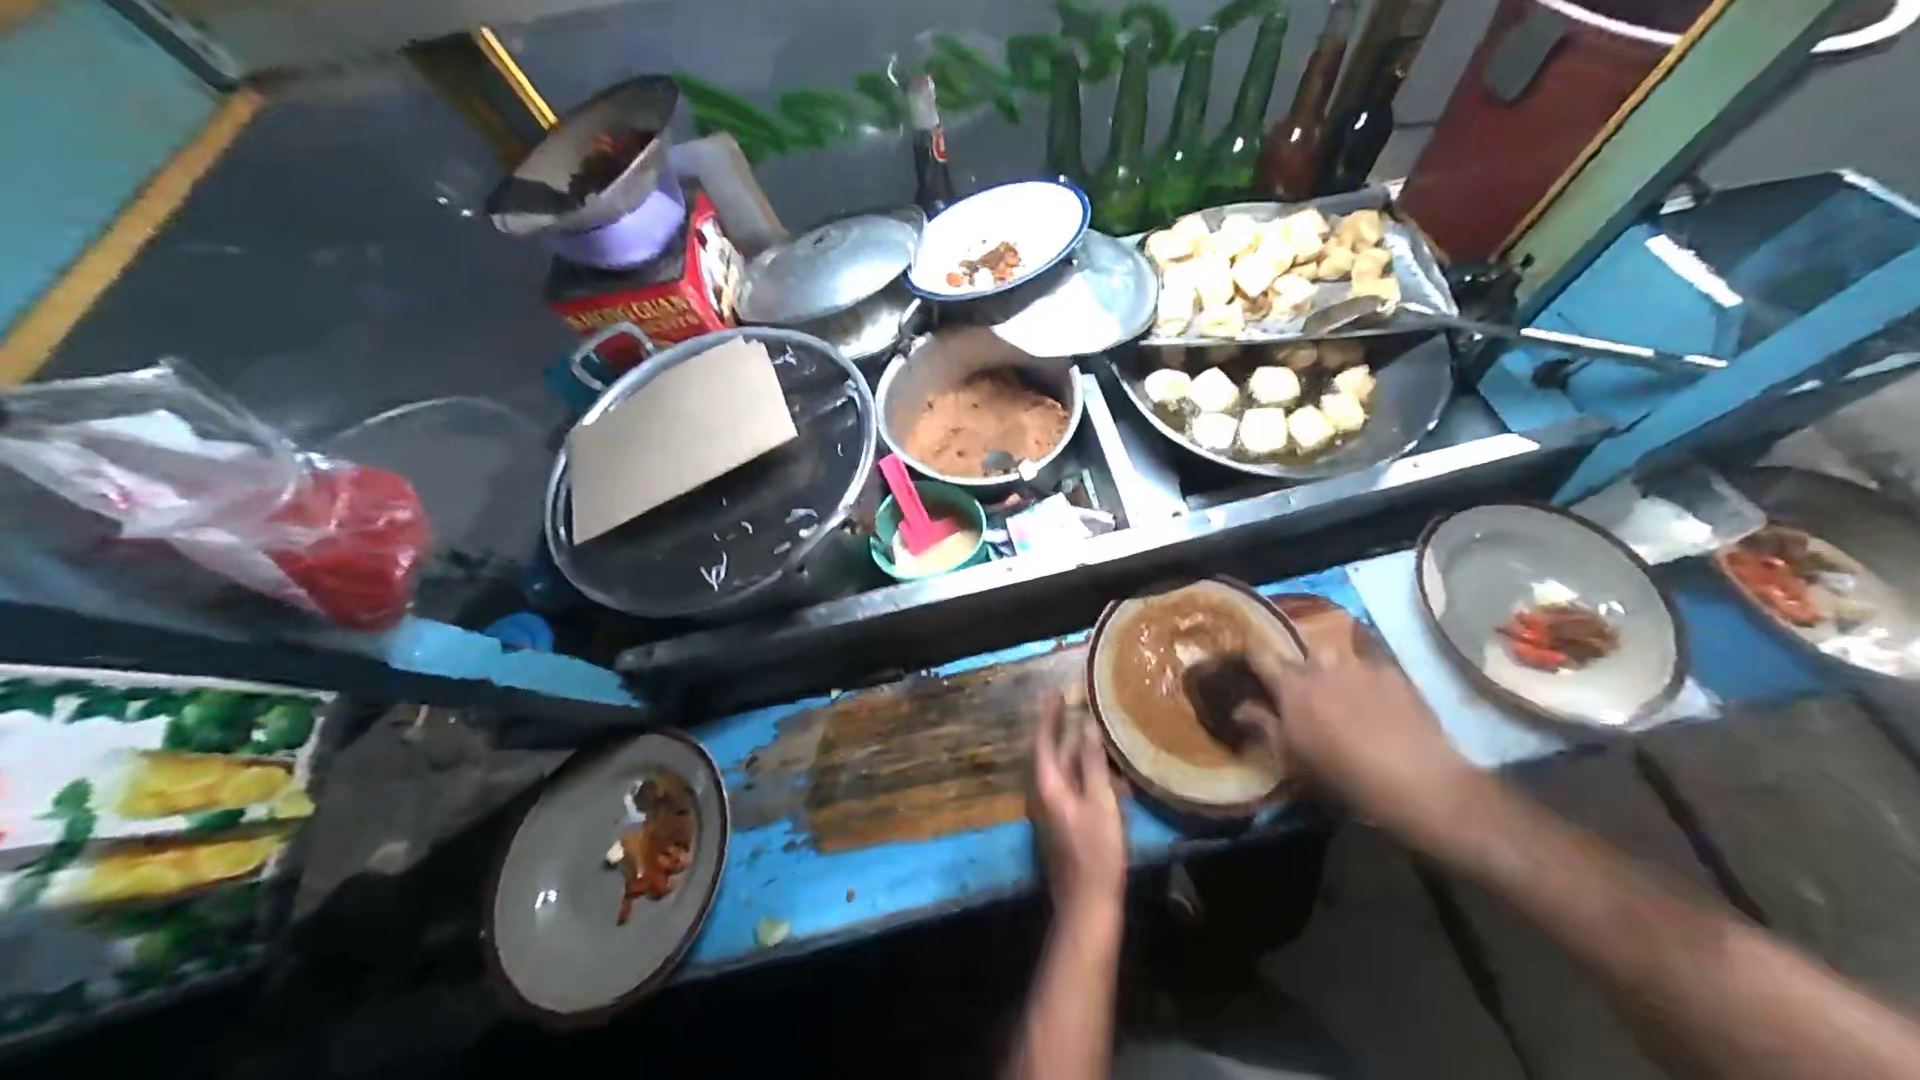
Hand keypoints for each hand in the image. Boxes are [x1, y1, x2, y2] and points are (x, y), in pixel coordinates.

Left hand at [1030, 694, 1125, 917]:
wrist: (1087, 903)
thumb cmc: (1096, 851)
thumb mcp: (1100, 802)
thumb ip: (1093, 762)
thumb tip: (1086, 725)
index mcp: (1047, 784)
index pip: (1043, 739)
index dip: (1048, 714)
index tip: (1055, 690)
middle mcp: (1043, 792)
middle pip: (1051, 752)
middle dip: (1063, 726)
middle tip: (1078, 702)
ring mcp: (1051, 808)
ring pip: (1063, 768)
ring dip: (1075, 748)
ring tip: (1094, 727)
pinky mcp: (1063, 820)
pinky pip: (1071, 784)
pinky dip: (1084, 770)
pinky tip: (1104, 767)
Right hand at [1235, 636, 1479, 841]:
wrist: (1417, 782)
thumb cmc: (1343, 775)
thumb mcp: (1293, 758)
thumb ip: (1264, 726)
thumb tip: (1239, 707)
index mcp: (1291, 687)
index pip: (1261, 657)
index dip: (1253, 660)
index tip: (1251, 669)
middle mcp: (1321, 667)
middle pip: (1299, 652)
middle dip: (1296, 665)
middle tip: (1301, 688)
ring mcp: (1359, 666)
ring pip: (1334, 653)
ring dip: (1330, 666)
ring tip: (1338, 687)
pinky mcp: (1392, 672)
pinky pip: (1368, 662)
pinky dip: (1363, 674)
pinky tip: (1373, 696)